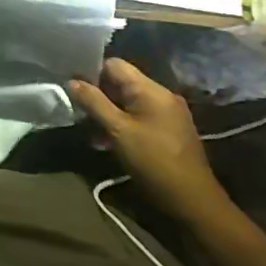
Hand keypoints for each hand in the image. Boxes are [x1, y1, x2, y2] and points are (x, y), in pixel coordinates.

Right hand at [69, 58, 229, 222]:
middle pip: (121, 82)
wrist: (193, 200)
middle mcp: (162, 95)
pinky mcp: (168, 129)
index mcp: (151, 90)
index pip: (114, 65)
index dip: (91, 72)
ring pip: (128, 101)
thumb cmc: (153, 161)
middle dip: (98, 95)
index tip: (74, 88)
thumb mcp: (118, 131)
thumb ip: (94, 103)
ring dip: (108, 112)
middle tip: (79, 111)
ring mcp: (167, 113)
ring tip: (91, 130)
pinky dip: (122, 122)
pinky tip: (108, 141)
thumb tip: (72, 81)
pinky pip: (139, 115)